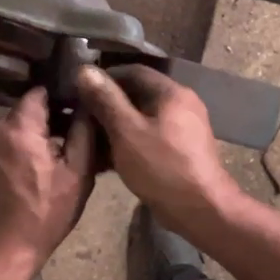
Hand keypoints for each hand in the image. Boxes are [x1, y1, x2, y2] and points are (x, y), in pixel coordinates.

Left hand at [0, 87, 96, 279]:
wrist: (4, 249)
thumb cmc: (44, 215)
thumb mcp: (77, 174)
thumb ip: (84, 132)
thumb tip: (89, 104)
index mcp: (18, 127)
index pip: (42, 91)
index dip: (64, 96)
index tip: (84, 106)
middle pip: (29, 109)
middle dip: (53, 117)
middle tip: (80, 132)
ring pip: (19, 126)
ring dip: (40, 134)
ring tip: (64, 151)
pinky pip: (9, 142)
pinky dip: (26, 146)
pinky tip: (43, 165)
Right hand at [77, 65, 243, 230]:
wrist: (199, 209)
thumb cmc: (161, 167)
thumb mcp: (127, 132)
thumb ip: (105, 100)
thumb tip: (84, 70)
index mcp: (172, 93)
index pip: (133, 71)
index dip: (105, 79)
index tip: (80, 91)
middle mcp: (182, 104)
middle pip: (139, 95)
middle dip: (109, 106)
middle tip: (81, 118)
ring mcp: (184, 129)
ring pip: (144, 119)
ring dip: (117, 127)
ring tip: (91, 140)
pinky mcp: (182, 151)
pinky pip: (151, 138)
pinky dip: (131, 143)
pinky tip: (110, 159)